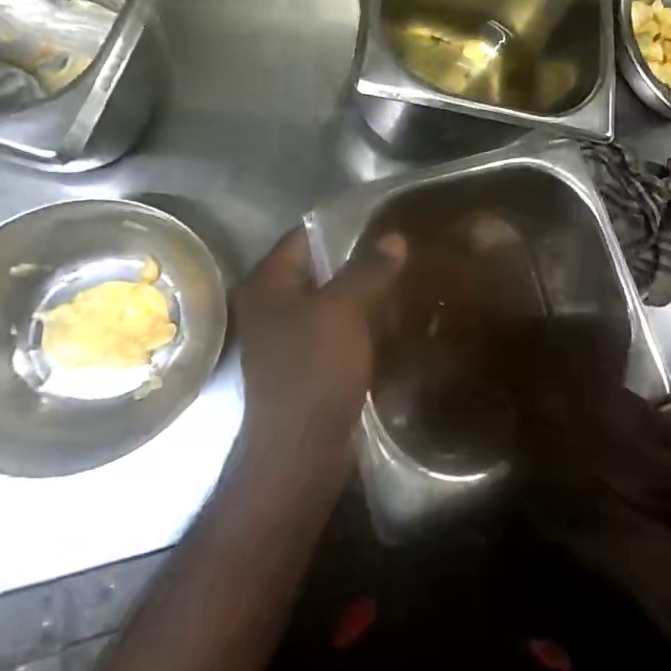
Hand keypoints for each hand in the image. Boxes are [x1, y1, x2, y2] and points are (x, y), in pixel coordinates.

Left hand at [230, 228, 405, 447]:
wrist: (300, 452)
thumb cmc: (312, 371)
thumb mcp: (342, 312)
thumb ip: (366, 270)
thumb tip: (394, 237)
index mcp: (267, 286)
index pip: (302, 237)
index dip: (339, 225)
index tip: (381, 218)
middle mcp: (271, 308)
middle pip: (317, 270)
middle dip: (356, 259)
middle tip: (399, 247)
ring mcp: (287, 340)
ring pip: (329, 302)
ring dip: (361, 292)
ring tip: (403, 277)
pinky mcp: (307, 366)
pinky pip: (336, 331)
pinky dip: (360, 323)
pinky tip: (391, 319)